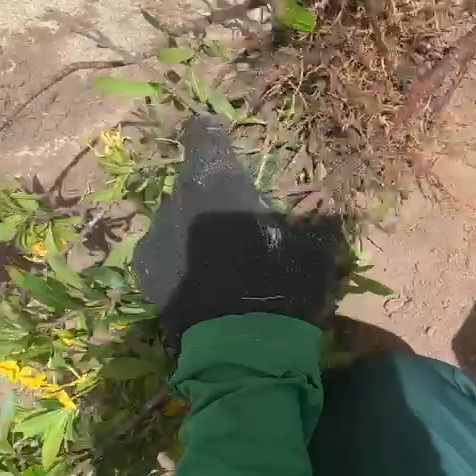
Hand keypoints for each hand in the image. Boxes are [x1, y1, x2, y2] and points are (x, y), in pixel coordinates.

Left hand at [133, 117, 345, 347]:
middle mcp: (179, 200)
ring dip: (196, 226)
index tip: (220, 132)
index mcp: (219, 183)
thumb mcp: (314, 250)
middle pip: (193, 183)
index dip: (214, 132)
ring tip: (223, 255)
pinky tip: (204, 276)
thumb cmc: (282, 284)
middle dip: (214, 194)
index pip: (205, 136)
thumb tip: (330, 210)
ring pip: (177, 218)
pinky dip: (182, 255)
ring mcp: (155, 236)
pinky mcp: (145, 272)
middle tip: (239, 218)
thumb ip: (316, 222)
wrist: (243, 344)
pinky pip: (164, 250)